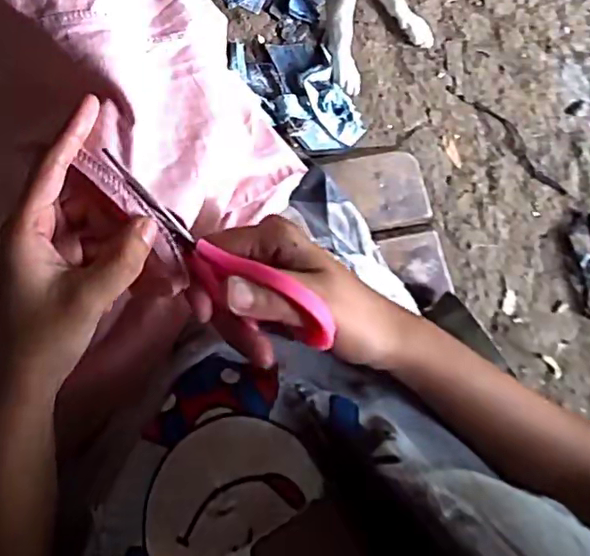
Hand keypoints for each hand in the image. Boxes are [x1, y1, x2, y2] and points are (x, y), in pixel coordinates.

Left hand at [0, 95, 155, 394]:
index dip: (71, 133)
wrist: (24, 386)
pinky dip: (112, 240)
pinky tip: (136, 247)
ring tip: (144, 223)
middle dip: (107, 187)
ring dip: (114, 218)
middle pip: (74, 190)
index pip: (50, 168)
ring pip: (86, 214)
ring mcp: (46, 244)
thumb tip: (149, 223)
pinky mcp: (59, 260)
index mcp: (26, 227)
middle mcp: (33, 227)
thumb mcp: (86, 298)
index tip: (90, 103)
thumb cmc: (43, 339)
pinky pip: (90, 236)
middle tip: (137, 179)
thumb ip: (122, 260)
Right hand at [190, 215, 421, 370]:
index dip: (203, 279)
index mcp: (272, 234)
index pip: (214, 246)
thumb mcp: (312, 307)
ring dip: (238, 328)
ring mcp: (265, 266)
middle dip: (226, 313)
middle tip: (251, 346)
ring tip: (263, 355)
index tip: (208, 316)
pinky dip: (246, 331)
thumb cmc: (355, 316)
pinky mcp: (268, 289)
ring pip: (225, 295)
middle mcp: (263, 244)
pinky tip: (264, 350)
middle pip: (216, 273)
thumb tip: (224, 288)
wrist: (386, 340)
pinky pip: (240, 307)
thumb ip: (267, 297)